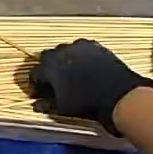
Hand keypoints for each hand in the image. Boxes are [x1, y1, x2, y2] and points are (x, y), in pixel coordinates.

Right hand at [28, 40, 152, 133]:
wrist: (117, 93)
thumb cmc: (86, 102)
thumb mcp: (63, 107)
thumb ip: (47, 104)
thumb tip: (36, 105)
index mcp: (50, 67)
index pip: (35, 73)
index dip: (35, 84)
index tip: (39, 92)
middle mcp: (62, 51)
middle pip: (47, 57)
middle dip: (47, 67)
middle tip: (53, 80)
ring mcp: (80, 46)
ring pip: (65, 50)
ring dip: (64, 59)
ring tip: (70, 73)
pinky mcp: (95, 45)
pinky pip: (82, 49)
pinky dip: (80, 56)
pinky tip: (86, 67)